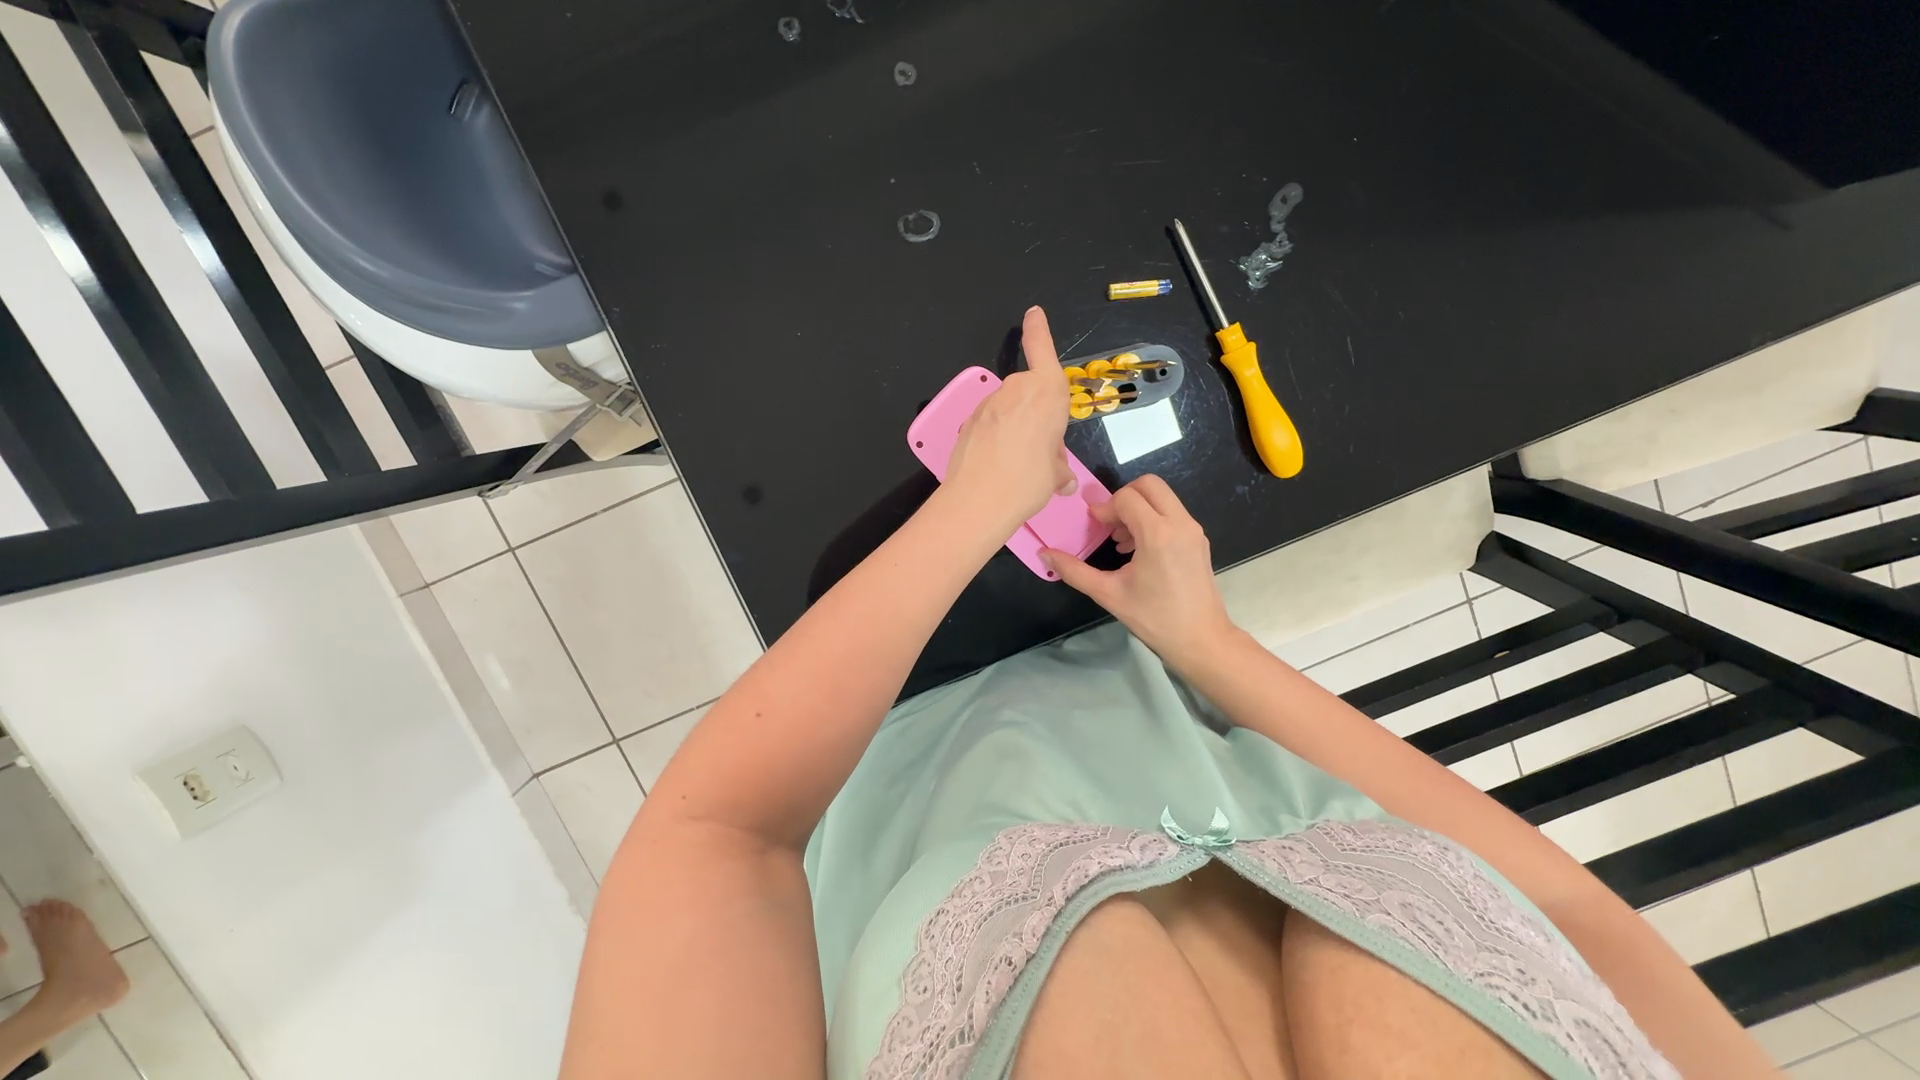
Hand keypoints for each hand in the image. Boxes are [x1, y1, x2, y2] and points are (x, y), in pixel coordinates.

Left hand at [945, 307, 1075, 531]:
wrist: (979, 500)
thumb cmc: (1030, 480)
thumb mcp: (1056, 475)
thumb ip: (1059, 469)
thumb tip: (1062, 479)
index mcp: (1046, 393)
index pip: (1042, 349)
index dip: (1038, 330)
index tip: (1033, 313)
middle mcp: (1015, 391)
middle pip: (1029, 395)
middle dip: (1036, 417)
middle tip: (1043, 452)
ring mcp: (987, 405)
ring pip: (1008, 412)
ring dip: (1016, 431)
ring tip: (1018, 466)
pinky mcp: (968, 422)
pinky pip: (990, 426)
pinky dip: (996, 440)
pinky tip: (998, 467)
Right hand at [1042, 475, 1237, 669]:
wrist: (1201, 639)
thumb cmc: (1154, 618)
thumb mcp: (1109, 594)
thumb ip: (1074, 571)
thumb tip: (1044, 554)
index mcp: (1158, 534)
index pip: (1126, 497)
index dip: (1105, 508)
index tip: (1095, 526)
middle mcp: (1180, 523)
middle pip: (1150, 485)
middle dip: (1124, 496)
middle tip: (1109, 522)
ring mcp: (1193, 530)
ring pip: (1163, 497)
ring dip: (1139, 508)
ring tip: (1121, 540)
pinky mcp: (1199, 540)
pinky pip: (1173, 513)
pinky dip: (1154, 518)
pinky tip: (1139, 550)